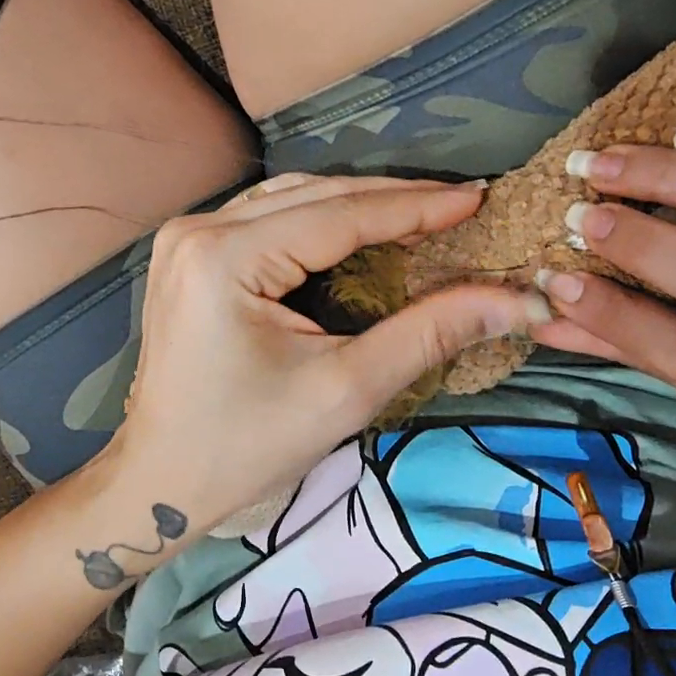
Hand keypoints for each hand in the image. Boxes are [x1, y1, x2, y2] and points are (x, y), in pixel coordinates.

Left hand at [110, 174, 551, 529]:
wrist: (160, 479)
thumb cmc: (246, 447)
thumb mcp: (345, 390)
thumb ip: (429, 334)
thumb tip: (516, 301)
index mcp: (224, 257)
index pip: (338, 216)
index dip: (414, 206)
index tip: (478, 198)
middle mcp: (198, 230)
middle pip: (312, 196)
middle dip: (391, 198)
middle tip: (461, 201)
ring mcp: (184, 238)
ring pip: (288, 198)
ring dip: (355, 202)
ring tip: (423, 209)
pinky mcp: (186, 252)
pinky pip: (264, 217)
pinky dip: (316, 218)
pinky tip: (359, 226)